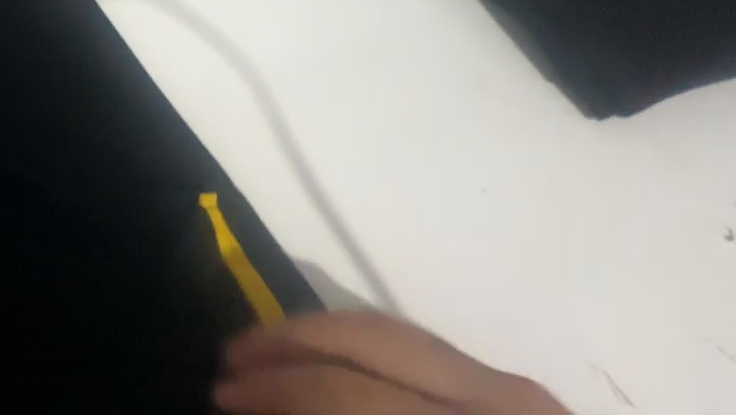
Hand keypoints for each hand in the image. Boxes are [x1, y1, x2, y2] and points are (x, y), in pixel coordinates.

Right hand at [214, 311, 571, 413]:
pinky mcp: (515, 388)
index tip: (220, 396)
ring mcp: (514, 389)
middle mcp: (494, 400)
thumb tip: (263, 410)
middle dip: (282, 344)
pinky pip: (414, 343)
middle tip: (228, 360)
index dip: (272, 388)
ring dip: (313, 332)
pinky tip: (322, 354)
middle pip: (363, 340)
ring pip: (387, 328)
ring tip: (262, 347)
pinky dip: (356, 342)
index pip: (342, 392)